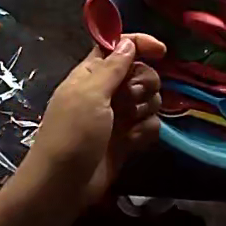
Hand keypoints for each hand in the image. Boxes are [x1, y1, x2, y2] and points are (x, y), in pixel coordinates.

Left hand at [29, 34, 165, 205]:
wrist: (64, 184)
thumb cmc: (71, 134)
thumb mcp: (89, 95)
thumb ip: (111, 68)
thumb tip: (128, 42)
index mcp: (91, 74)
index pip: (119, 47)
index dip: (140, 44)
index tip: (161, 51)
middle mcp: (106, 91)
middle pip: (141, 72)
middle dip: (144, 83)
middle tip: (130, 99)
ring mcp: (118, 116)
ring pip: (150, 99)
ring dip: (145, 109)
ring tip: (128, 124)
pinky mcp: (127, 139)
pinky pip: (150, 125)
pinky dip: (145, 132)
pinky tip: (133, 142)